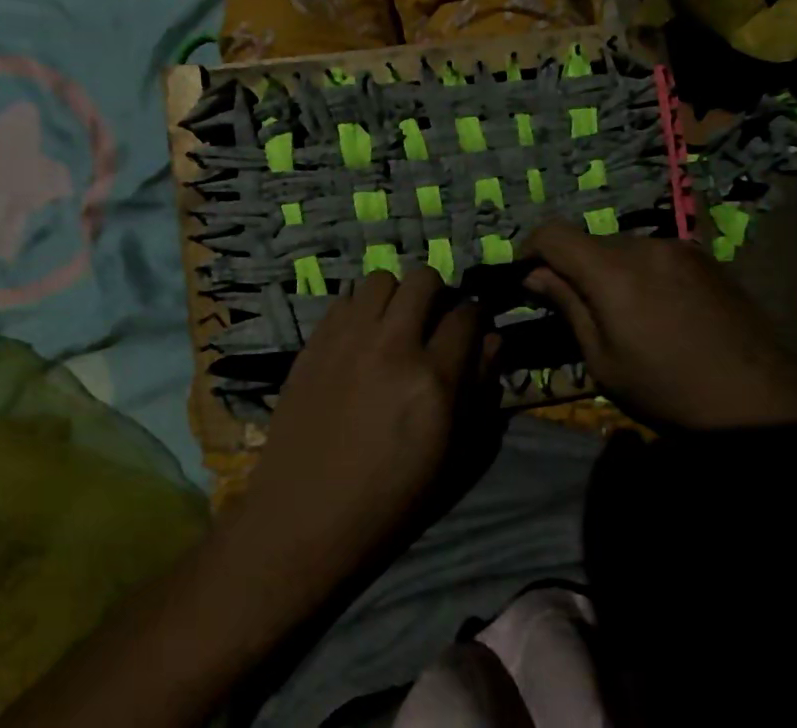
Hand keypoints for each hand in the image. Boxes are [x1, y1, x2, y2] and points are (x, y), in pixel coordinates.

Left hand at [238, 267, 499, 565]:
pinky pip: (344, 300)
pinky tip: (359, 338)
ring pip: (381, 279)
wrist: (304, 518)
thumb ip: (480, 389)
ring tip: (394, 323)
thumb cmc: (390, 497)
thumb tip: (492, 341)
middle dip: (438, 293)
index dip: (475, 316)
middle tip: (433, 319)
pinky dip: (360, 309)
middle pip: (424, 280)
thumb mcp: (454, 454)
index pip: (466, 315)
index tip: (470, 327)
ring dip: (396, 295)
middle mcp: (392, 347)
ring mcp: (347, 341)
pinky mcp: (313, 345)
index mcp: (433, 379)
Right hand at [521, 221, 796, 434]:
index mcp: (613, 270)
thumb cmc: (668, 390)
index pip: (554, 233)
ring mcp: (680, 248)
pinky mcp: (705, 258)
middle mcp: (645, 246)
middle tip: (577, 310)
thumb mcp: (604, 361)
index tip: (527, 278)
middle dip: (573, 267)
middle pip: (590, 241)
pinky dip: (642, 273)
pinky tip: (660, 312)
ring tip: (625, 316)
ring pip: (624, 248)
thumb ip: (568, 306)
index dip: (531, 249)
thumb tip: (535, 274)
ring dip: (610, 271)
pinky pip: (656, 255)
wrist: (760, 400)